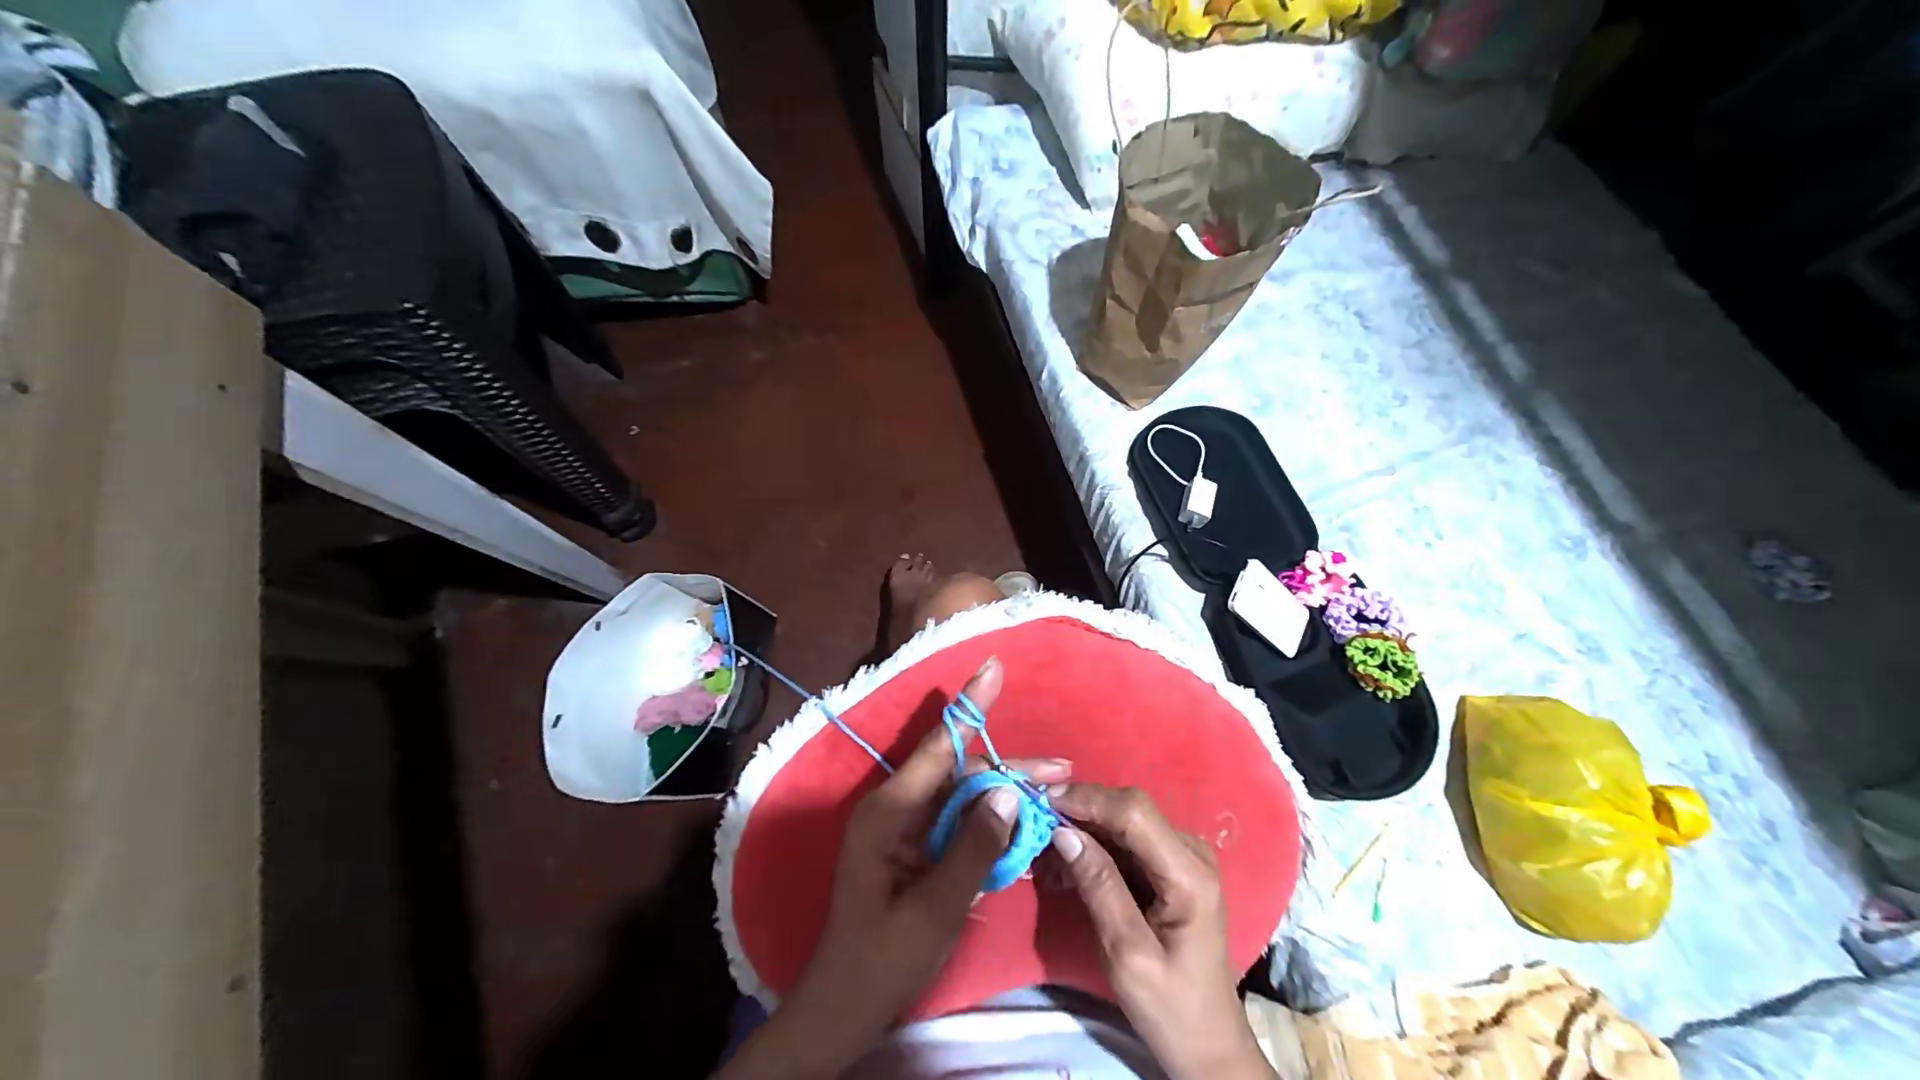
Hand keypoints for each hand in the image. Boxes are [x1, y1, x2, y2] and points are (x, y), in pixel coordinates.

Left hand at [719, 656, 1071, 1079]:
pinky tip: (1020, 830)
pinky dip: (987, 823)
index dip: (971, 706)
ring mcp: (901, 825)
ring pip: (962, 795)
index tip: (994, 666)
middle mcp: (894, 807)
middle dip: (1008, 770)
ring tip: (1050, 801)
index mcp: (889, 812)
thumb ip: (974, 848)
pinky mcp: (911, 844)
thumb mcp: (935, 909)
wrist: (845, 1005)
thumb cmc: (884, 960)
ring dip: (1003, 798)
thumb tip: (1009, 792)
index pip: (939, 747)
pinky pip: (956, 820)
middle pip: (959, 772)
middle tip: (1059, 774)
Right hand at [1047, 784, 1275, 1079]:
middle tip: (1036, 827)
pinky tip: (1066, 866)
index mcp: (1189, 873)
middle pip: (1129, 810)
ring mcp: (1182, 856)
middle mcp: (1191, 851)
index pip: (1135, 812)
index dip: (1088, 799)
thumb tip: (1063, 832)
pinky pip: (1126, 841)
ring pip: (1124, 821)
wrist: (1206, 1041)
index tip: (1043, 801)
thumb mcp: (1126, 953)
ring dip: (1083, 830)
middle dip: (1080, 812)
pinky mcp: (1169, 866)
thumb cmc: (1169, 1006)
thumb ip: (1098, 886)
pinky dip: (1094, 846)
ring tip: (1045, 854)